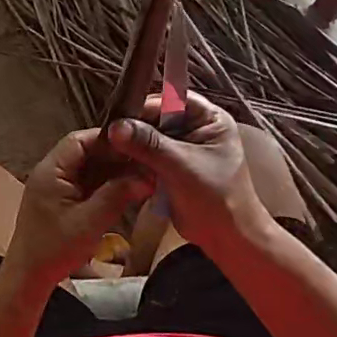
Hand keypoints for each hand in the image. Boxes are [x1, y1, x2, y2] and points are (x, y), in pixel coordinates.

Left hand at [5, 129, 152, 289]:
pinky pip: (87, 183)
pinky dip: (106, 185)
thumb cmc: (53, 250)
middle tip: (144, 162)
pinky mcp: (62, 199)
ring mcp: (57, 185)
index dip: (109, 140)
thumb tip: (145, 176)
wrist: (29, 277)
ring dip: (113, 171)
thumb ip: (116, 195)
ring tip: (141, 175)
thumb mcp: (90, 222)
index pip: (80, 140)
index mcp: (51, 170)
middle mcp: (52, 172)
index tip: (135, 145)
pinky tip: (127, 190)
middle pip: (86, 152)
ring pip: (89, 168)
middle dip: (115, 157)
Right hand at [107, 92, 269, 252]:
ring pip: (148, 136)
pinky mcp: (169, 166)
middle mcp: (195, 128)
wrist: (226, 238)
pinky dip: (133, 159)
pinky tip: (118, 163)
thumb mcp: (182, 166)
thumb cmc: (217, 199)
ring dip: (132, 144)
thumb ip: (149, 144)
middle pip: (156, 116)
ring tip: (111, 151)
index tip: (121, 117)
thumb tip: (116, 127)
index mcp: (209, 119)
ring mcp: (181, 148)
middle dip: (135, 126)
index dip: (147, 106)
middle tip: (110, 136)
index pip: (172, 99)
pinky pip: (146, 155)